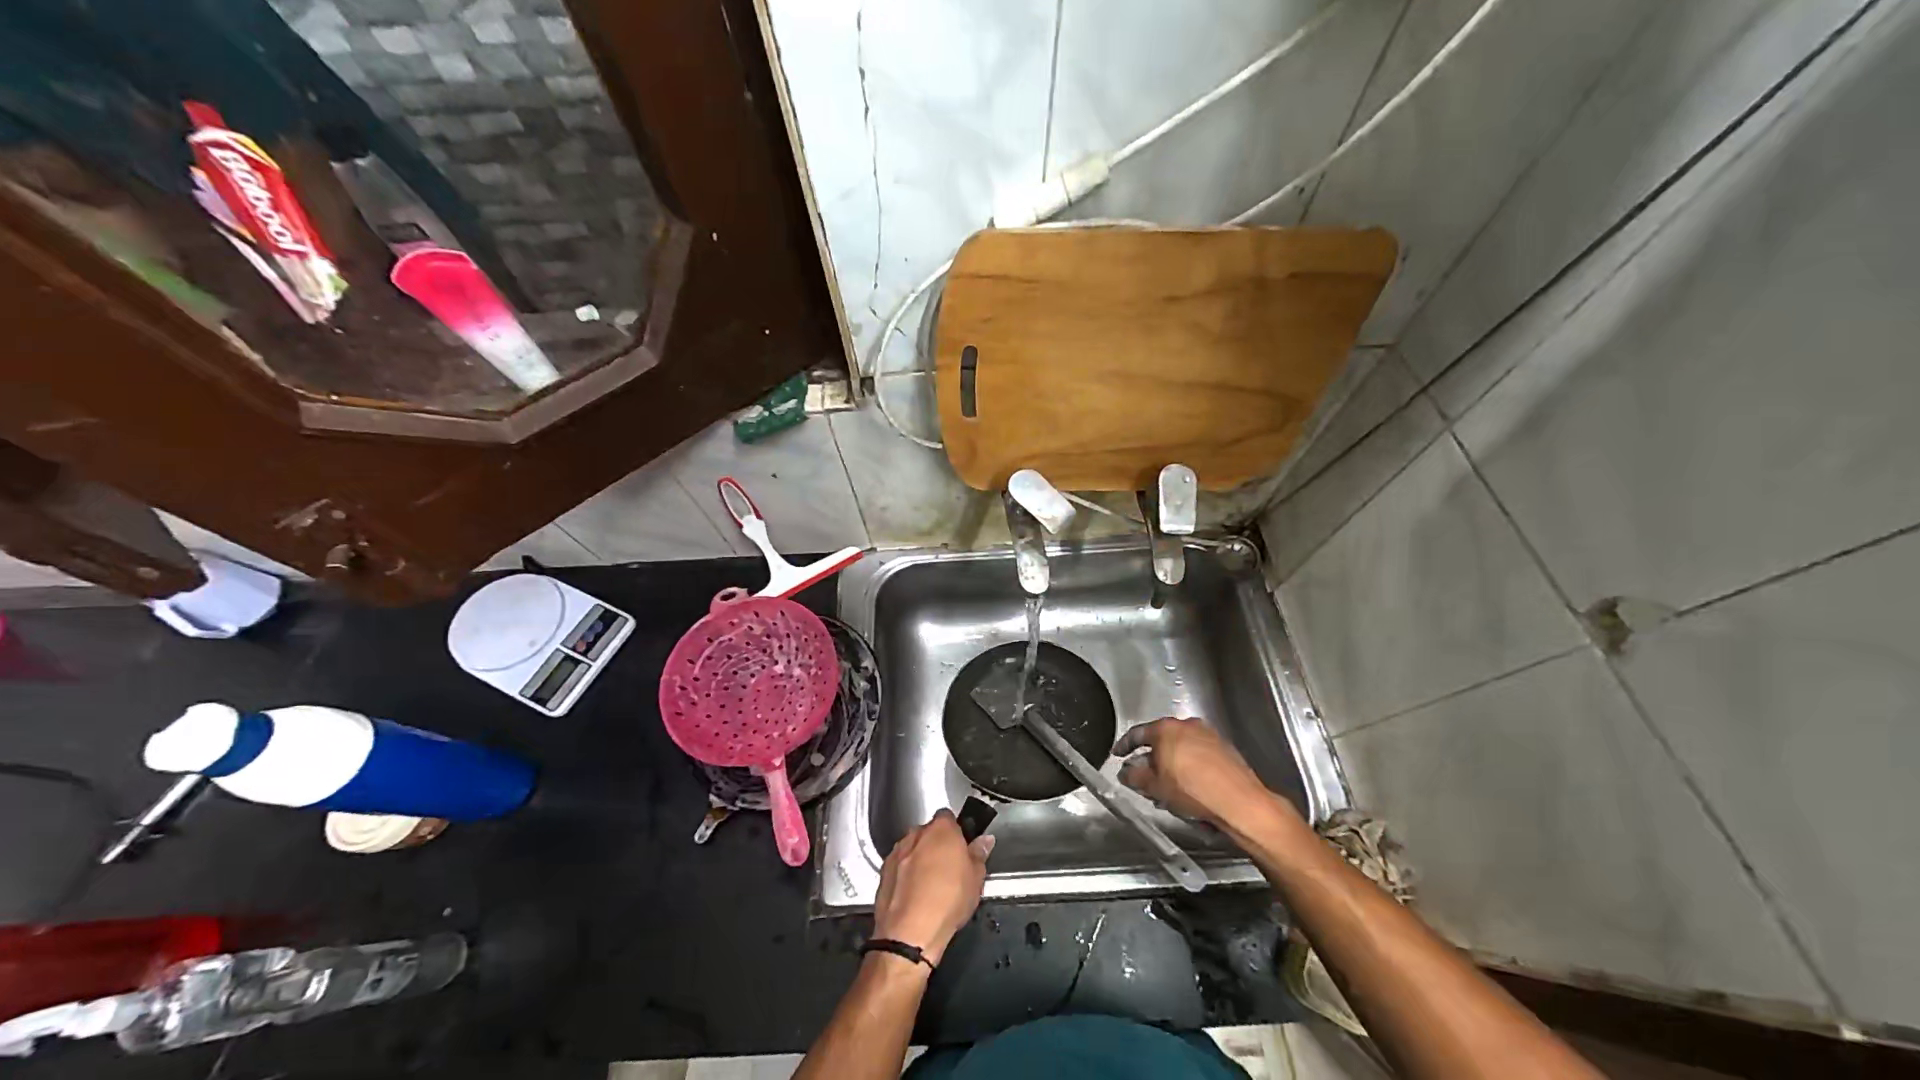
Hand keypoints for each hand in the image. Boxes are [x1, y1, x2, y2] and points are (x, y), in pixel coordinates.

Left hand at [872, 809, 993, 965]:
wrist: (909, 932)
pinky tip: (915, 895)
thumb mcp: (976, 879)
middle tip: (950, 868)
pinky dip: (905, 875)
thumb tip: (984, 841)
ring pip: (913, 848)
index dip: (956, 831)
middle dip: (937, 845)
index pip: (949, 817)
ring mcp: (897, 851)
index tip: (962, 848)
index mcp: (942, 829)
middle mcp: (917, 834)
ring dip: (920, 859)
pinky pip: (899, 866)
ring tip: (932, 886)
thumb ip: (979, 854)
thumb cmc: (947, 902)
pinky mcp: (884, 870)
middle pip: (929, 832)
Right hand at [1115, 717, 1280, 828]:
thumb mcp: (1154, 787)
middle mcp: (1188, 725)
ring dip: (1173, 767)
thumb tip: (1126, 772)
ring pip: (1182, 750)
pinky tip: (1193, 792)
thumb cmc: (1194, 791)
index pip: (1137, 733)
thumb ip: (1134, 776)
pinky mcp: (1226, 749)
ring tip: (1171, 792)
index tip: (1119, 754)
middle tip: (1146, 781)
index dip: (1124, 746)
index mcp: (1166, 729)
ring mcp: (1209, 736)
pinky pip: (1200, 757)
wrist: (1240, 803)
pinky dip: (1192, 770)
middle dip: (1152, 761)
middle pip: (1161, 741)